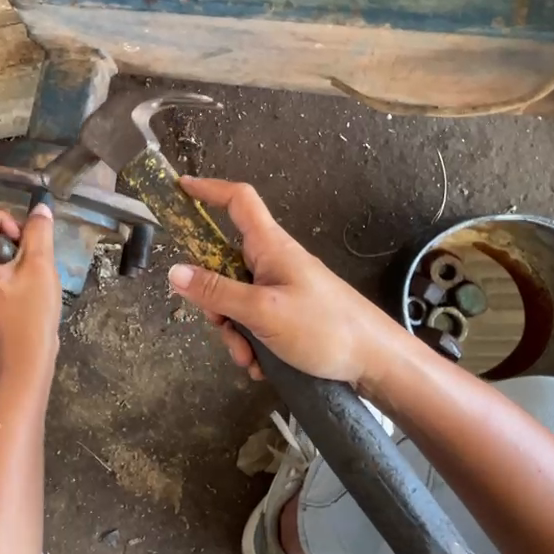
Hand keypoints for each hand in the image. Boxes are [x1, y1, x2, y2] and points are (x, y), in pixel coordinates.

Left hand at [0, 203, 61, 378]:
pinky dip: (23, 267)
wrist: (28, 359)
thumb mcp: (39, 266)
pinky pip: (6, 265)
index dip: (7, 220)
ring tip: (38, 273)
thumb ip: (39, 233)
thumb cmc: (30, 313)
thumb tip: (40, 208)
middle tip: (35, 259)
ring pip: (2, 248)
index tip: (25, 242)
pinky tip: (36, 286)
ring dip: (24, 253)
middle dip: (18, 237)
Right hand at [166, 176, 413, 389]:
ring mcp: (282, 289)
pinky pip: (255, 321)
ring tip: (249, 358)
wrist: (380, 364)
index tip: (181, 187)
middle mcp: (274, 262)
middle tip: (218, 323)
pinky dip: (252, 342)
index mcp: (270, 247)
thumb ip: (217, 292)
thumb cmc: (324, 328)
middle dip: (213, 298)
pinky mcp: (290, 314)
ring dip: (234, 330)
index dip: (209, 190)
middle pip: (224, 263)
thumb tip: (174, 271)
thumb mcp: (262, 312)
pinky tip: (262, 365)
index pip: (237, 201)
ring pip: (236, 299)